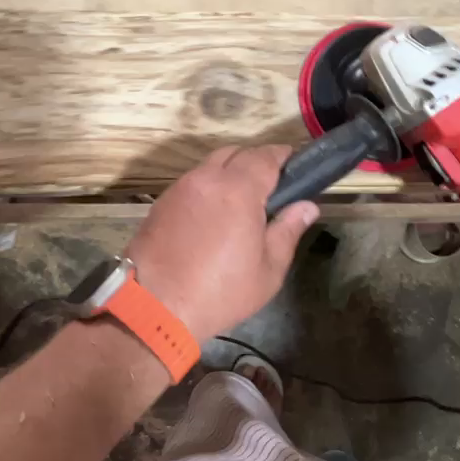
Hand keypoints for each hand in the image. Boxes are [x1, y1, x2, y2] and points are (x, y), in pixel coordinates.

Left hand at [125, 146, 318, 342]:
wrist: (153, 307)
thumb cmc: (219, 293)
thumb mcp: (268, 270)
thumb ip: (288, 230)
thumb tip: (307, 206)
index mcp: (238, 190)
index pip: (265, 156)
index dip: (282, 156)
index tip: (293, 165)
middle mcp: (206, 179)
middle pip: (235, 153)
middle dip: (255, 161)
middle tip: (270, 188)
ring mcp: (179, 188)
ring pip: (210, 165)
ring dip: (228, 173)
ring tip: (240, 203)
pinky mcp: (161, 203)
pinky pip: (191, 183)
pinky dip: (207, 188)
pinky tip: (212, 216)